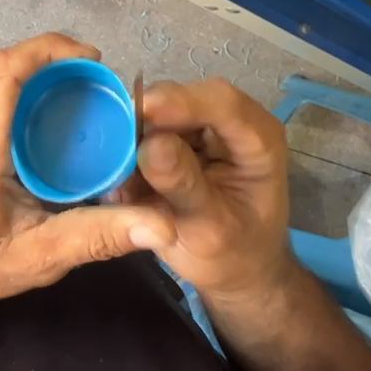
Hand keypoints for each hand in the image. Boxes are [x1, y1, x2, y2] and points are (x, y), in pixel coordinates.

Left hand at [0, 33, 173, 308]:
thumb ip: (94, 239)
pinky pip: (1, 94)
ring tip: (92, 95)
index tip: (95, 58)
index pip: (8, 70)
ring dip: (47, 74)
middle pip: (10, 65)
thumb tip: (161, 226)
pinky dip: (34, 93)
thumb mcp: (35, 257)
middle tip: (105, 82)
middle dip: (59, 60)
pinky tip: (63, 119)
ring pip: (5, 77)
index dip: (51, 49)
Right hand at [115, 77, 302, 313]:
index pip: (220, 102)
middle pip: (180, 99)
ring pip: (154, 110)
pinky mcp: (175, 134)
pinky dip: (127, 150)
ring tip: (118, 175)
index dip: (179, 102)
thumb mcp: (211, 229)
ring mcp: (199, 126)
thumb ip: (184, 185)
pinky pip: (141, 129)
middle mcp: (228, 122)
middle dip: (144, 121)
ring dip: (130, 137)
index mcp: (257, 139)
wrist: (233, 271)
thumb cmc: (234, 254)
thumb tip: (151, 144)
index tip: (139, 115)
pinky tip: (123, 179)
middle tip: (112, 152)